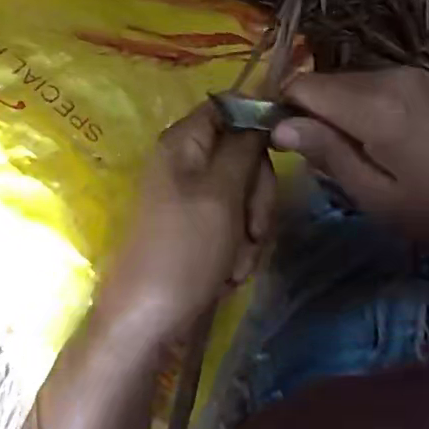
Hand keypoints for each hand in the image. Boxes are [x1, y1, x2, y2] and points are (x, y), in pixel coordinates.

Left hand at [95, 103, 276, 342]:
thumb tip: (259, 108)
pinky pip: (233, 221)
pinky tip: (228, 273)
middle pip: (243, 153)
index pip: (230, 105)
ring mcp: (191, 194)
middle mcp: (187, 160)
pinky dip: (238, 247)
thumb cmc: (183, 250)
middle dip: (257, 194)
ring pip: (244, 192)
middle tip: (253, 228)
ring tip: (236, 262)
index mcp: (184, 140)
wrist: (145, 323)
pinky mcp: (196, 226)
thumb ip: (243, 147)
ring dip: (250, 228)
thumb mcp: (221, 193)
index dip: (258, 120)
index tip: (283, 150)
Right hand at [272, 67, 428, 241]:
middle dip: (314, 112)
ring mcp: (406, 72)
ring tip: (361, 149)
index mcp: (374, 108)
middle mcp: (387, 77)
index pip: (304, 86)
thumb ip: (327, 155)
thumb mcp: (376, 196)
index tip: (289, 140)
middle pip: (324, 82)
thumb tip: (279, 127)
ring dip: (338, 108)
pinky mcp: (419, 74)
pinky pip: (371, 81)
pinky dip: (361, 103)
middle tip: (329, 156)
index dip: (286, 108)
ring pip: (346, 81)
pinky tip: (383, 135)